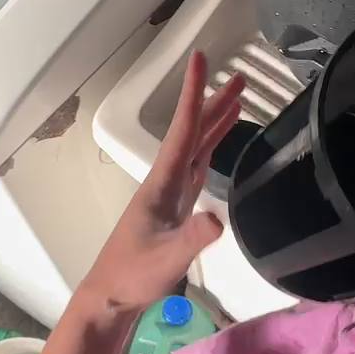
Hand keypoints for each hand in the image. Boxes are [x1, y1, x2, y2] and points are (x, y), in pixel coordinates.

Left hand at [80, 52, 244, 313]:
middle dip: (214, 102)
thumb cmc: (134, 275)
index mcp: (163, 182)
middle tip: (242, 76)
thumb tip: (219, 219)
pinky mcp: (175, 208)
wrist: (112, 294)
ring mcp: (170, 193)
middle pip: (193, 132)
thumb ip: (193, 240)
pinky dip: (211, 149)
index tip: (201, 59)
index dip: (194, 94)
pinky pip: (197, 167)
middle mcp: (166, 179)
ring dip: (215, 122)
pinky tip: (218, 144)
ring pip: (196, 146)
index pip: (182, 129)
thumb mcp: (168, 259)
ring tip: (238, 99)